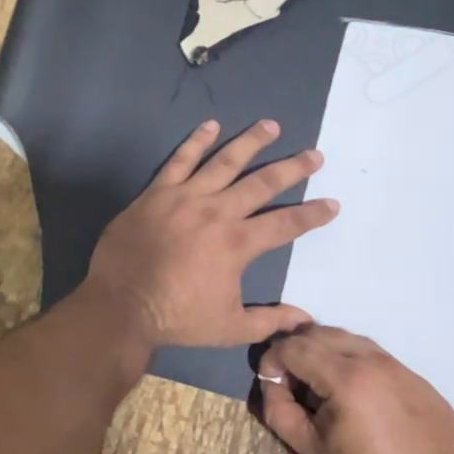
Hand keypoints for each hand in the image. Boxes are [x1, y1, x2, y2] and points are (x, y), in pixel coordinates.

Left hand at [78, 119, 338, 347]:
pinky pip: (180, 160)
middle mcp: (216, 212)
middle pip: (262, 183)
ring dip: (250, 142)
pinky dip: (196, 141)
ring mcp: (185, 198)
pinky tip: (211, 125)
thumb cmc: (177, 318)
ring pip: (224, 162)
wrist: (121, 305)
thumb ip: (269, 321)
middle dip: (292, 168)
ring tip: (269, 126)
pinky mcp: (156, 193)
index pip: (285, 224)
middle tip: (313, 155)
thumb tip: (305, 319)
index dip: (312, 214)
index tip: (332, 203)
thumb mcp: (230, 328)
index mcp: (237, 243)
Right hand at [257, 327, 453, 453]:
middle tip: (292, 379)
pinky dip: (356, 364)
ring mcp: (402, 368)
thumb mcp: (312, 450)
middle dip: (298, 349)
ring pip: (352, 340)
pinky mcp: (420, 380)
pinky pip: (379, 358)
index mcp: (346, 378)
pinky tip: (357, 397)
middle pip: (322, 333)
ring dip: (327, 352)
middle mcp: (375, 361)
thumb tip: (271, 383)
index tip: (269, 378)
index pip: (295, 347)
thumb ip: (281, 411)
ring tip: (322, 386)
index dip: (273, 358)